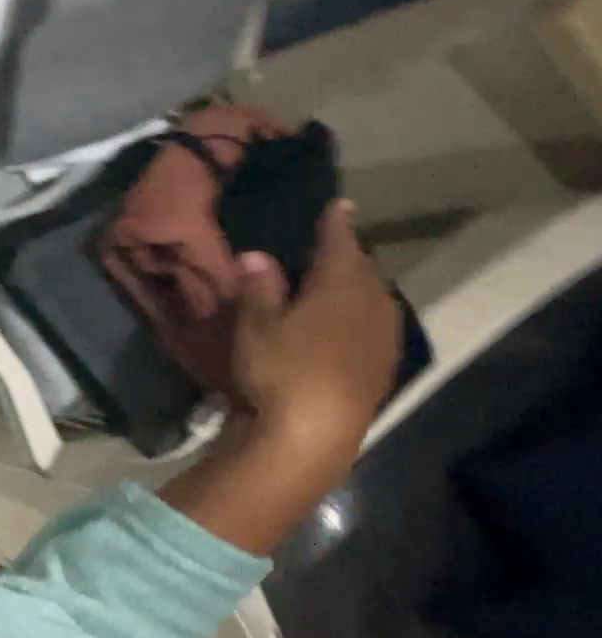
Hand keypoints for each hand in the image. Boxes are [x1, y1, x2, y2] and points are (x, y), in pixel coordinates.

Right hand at [227, 200, 400, 467]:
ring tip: (334, 287)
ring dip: (353, 290)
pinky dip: (355, 318)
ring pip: (370, 299)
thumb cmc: (279, 370)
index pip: (340, 244)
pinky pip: (371, 326)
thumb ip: (258, 290)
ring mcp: (382, 336)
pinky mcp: (380, 365)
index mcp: (341, 285)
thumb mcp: (255, 327)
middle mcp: (372, 302)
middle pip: (362, 270)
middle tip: (329, 249)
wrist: (314, 431)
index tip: (338, 205)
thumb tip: (256, 255)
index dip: (335, 225)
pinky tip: (340, 328)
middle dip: (346, 258)